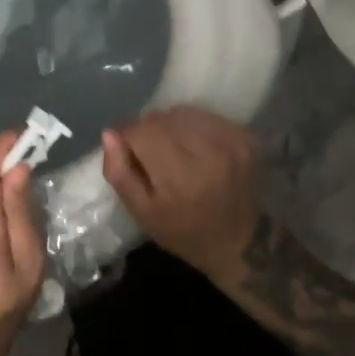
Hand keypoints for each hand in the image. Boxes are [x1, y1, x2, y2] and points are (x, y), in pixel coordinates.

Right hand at [101, 106, 261, 281]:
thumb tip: (109, 133)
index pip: (141, 131)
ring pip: (184, 113)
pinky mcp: (245, 136)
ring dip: (173, 126)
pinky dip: (195, 126)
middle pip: (162, 118)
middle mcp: (207, 151)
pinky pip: (206, 116)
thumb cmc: (183, 232)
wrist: (239, 242)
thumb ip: (120, 173)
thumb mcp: (142, 213)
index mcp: (179, 175)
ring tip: (177, 151)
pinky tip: (198, 148)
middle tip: (155, 157)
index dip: (130, 139)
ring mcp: (230, 141)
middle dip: (151, 132)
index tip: (133, 154)